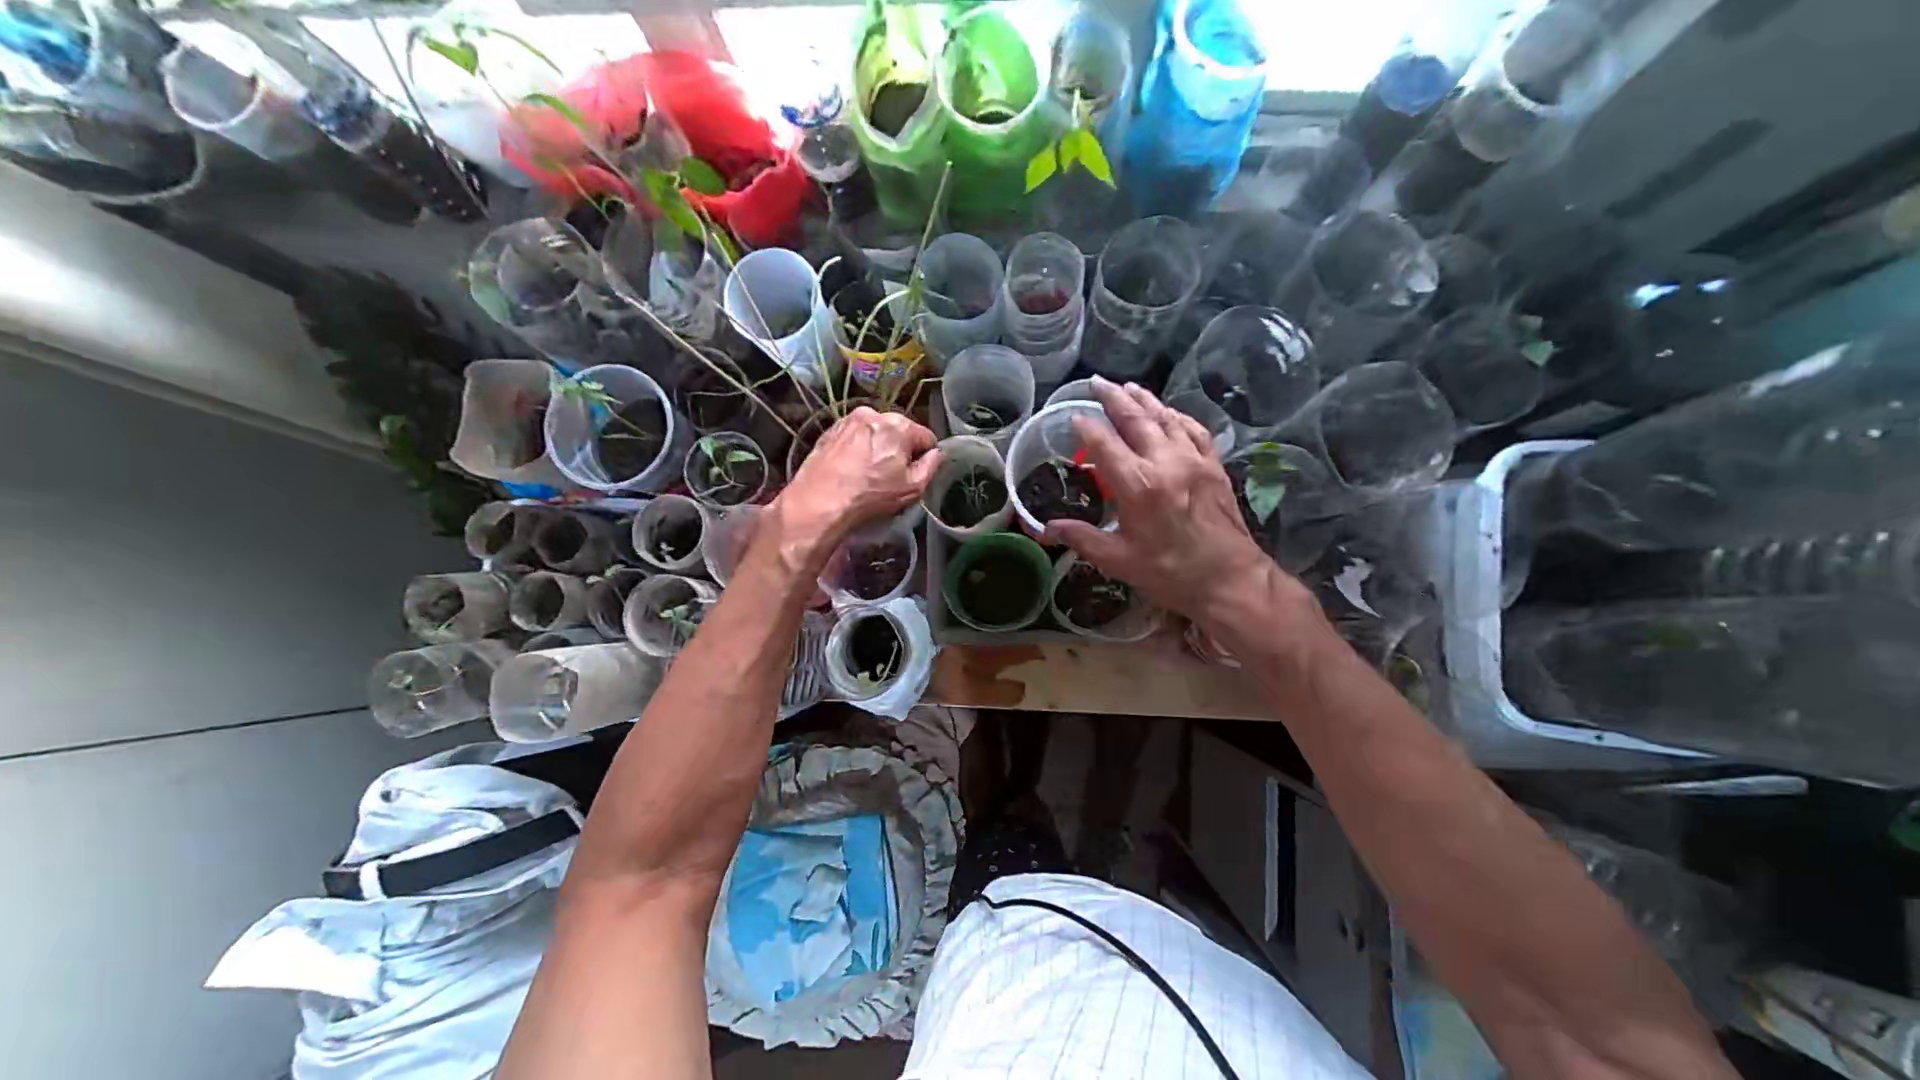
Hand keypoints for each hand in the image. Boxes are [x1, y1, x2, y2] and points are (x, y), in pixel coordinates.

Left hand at [771, 406, 938, 567]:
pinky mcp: (830, 430)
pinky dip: (858, 449)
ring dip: (877, 448)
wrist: (819, 501)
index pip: (926, 436)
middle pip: (899, 431)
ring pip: (875, 433)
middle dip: (899, 450)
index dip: (925, 456)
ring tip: (869, 474)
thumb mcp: (912, 488)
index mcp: (899, 425)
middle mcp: (874, 414)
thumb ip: (931, 466)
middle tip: (891, 477)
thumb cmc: (869, 495)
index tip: (916, 473)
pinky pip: (855, 436)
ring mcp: (849, 420)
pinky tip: (852, 469)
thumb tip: (937, 453)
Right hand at [1044, 378, 1321, 640]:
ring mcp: (1194, 461)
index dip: (1086, 427)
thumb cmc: (1170, 574)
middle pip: (1136, 419)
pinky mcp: (1214, 466)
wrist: (1230, 581)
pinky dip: (1177, 417)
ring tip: (1128, 387)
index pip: (1104, 444)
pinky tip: (1169, 413)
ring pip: (1166, 418)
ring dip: (1145, 400)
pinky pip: (1194, 431)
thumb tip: (1046, 529)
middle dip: (1114, 398)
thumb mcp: (1119, 560)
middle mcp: (1166, 463)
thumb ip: (1082, 538)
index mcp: (1138, 485)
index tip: (1073, 416)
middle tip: (1097, 382)